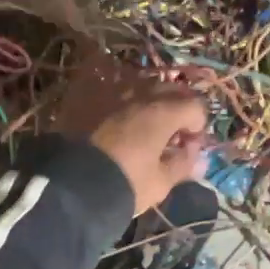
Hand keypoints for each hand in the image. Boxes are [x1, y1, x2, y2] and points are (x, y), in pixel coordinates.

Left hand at [55, 54, 209, 213]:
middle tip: (168, 137)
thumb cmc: (123, 185)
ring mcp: (110, 88)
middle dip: (176, 110)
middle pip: (170, 89)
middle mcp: (139, 92)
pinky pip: (110, 83)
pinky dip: (119, 96)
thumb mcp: (160, 183)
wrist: (70, 184)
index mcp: (163, 111)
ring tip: (140, 126)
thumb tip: (199, 157)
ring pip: (140, 84)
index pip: (195, 106)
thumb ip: (183, 165)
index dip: (197, 127)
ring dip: (148, 101)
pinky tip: (113, 116)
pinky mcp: (85, 93)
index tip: (188, 147)